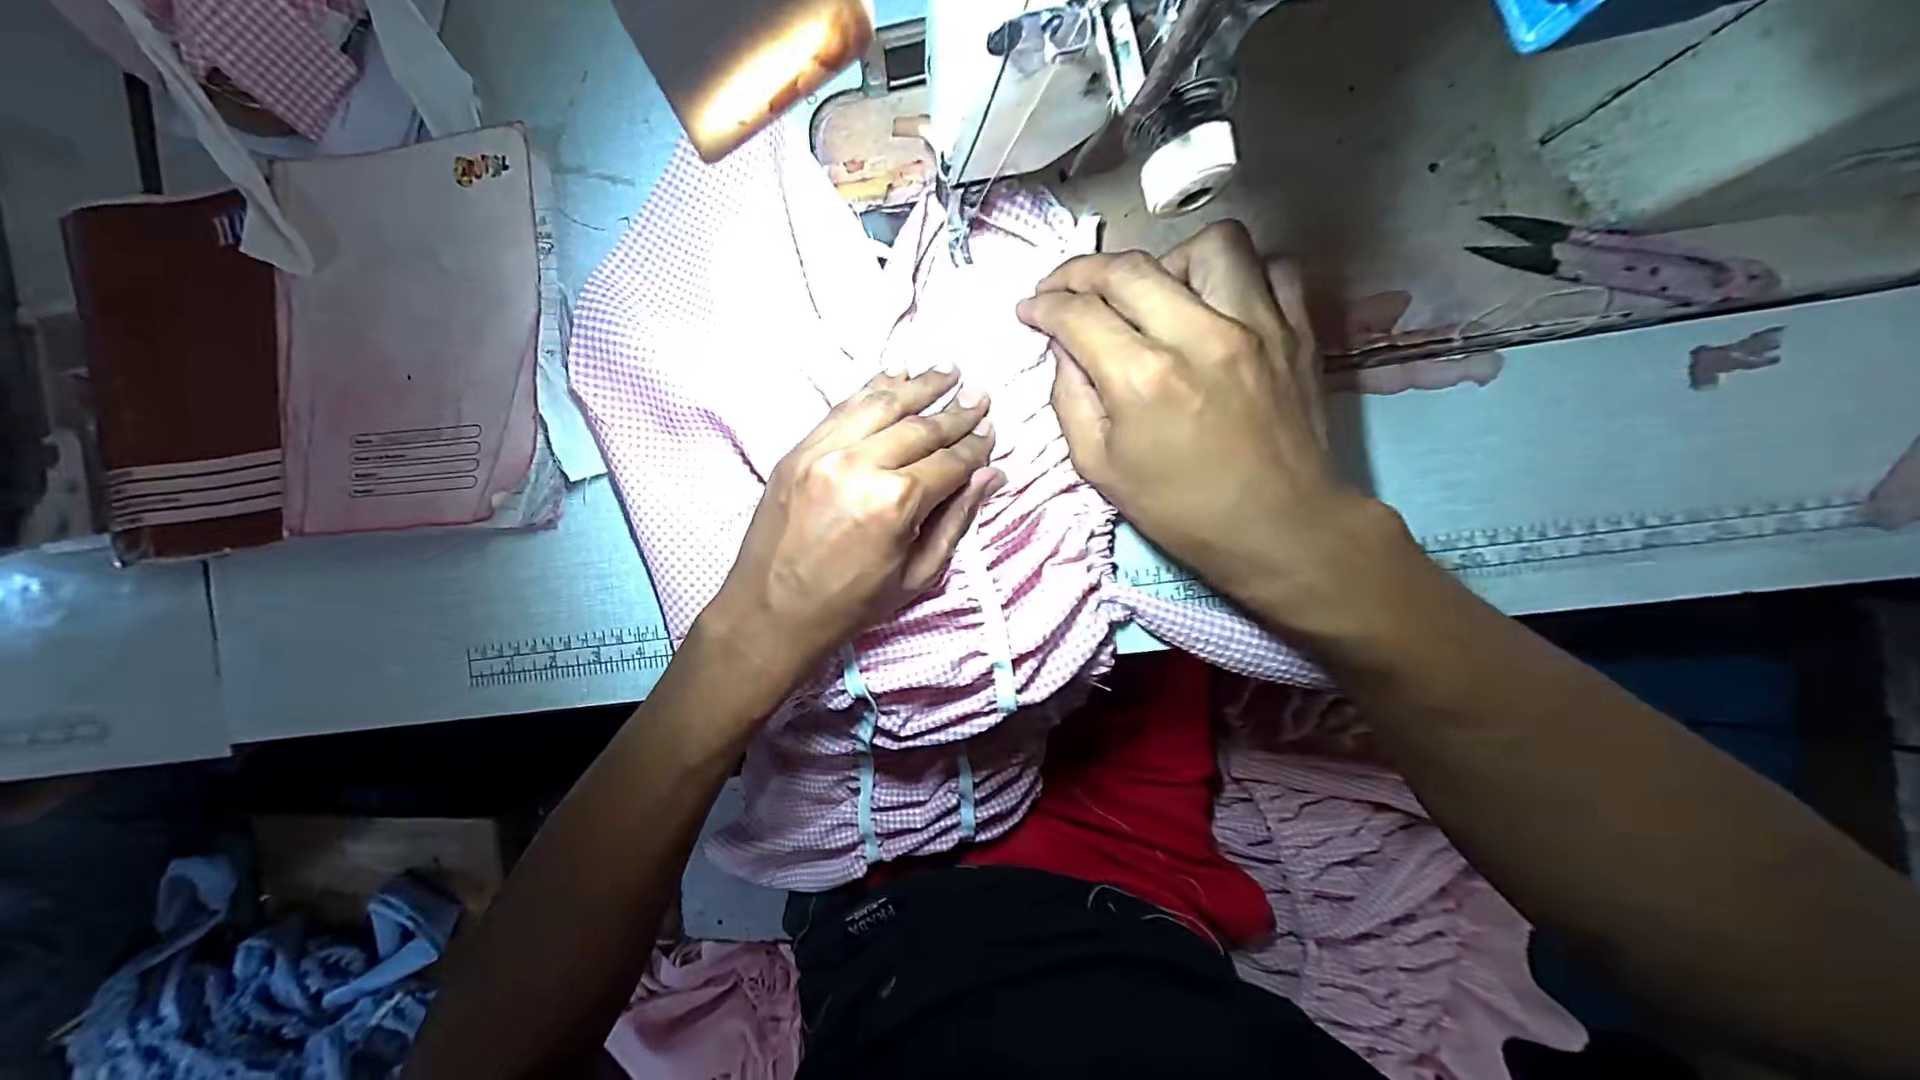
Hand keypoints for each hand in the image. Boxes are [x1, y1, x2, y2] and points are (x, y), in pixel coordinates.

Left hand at [699, 368, 1002, 703]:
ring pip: (881, 405)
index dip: (975, 446)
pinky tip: (895, 376)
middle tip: (980, 395)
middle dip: (956, 411)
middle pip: (920, 428)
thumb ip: (956, 519)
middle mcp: (860, 466)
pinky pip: (842, 408)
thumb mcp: (917, 575)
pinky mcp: (798, 451)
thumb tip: (991, 475)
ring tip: (946, 371)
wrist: (770, 612)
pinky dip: (872, 389)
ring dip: (918, 385)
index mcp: (895, 503)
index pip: (949, 462)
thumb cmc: (850, 604)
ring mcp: (823, 453)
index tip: (991, 430)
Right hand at [1015, 220, 1403, 631]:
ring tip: (1154, 294)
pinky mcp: (1297, 330)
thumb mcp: (1100, 468)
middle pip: (1128, 268)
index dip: (1043, 306)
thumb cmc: (1181, 511)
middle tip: (1065, 288)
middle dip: (1081, 272)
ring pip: (1208, 246)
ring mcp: (1257, 325)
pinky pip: (1270, 268)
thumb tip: (1064, 349)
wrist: (1278, 529)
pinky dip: (1235, 277)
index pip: (1078, 314)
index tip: (1030, 309)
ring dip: (1166, 262)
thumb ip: (1069, 400)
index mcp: (1142, 379)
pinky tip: (1216, 305)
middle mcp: (1199, 336)